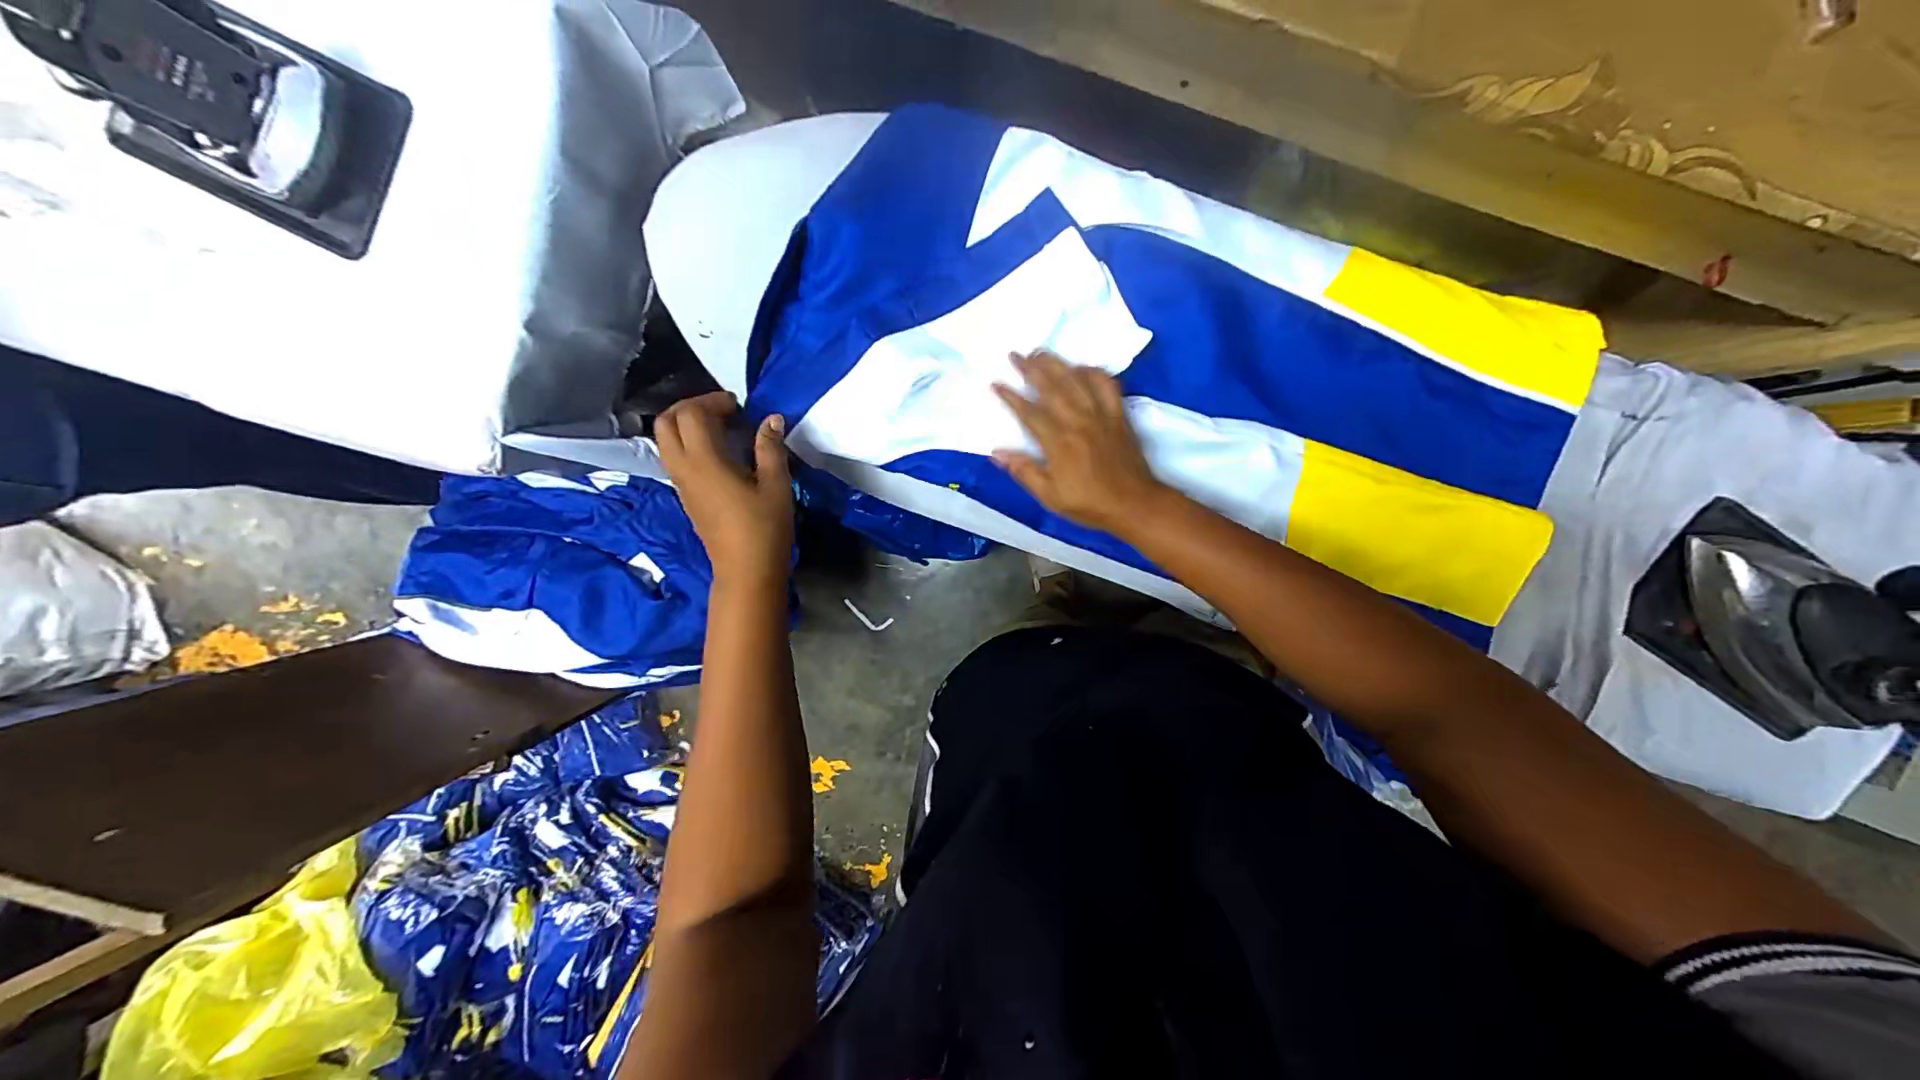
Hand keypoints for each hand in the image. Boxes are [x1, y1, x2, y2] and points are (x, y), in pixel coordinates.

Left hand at [655, 392, 793, 585]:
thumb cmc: (765, 528)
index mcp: (705, 462)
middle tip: (722, 412)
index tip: (739, 408)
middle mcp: (684, 469)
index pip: (691, 414)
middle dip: (690, 407)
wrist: (746, 571)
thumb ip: (770, 448)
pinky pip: (675, 458)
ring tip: (721, 431)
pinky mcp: (685, 497)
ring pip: (666, 441)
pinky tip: (720, 455)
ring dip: (687, 426)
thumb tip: (771, 419)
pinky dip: (690, 445)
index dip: (712, 401)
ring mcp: (681, 484)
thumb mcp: (776, 485)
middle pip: (666, 422)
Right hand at [991, 350, 1170, 532]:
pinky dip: (1094, 372)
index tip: (996, 383)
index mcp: (1058, 442)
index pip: (1029, 412)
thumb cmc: (1090, 503)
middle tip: (1016, 354)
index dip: (1011, 396)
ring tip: (1041, 352)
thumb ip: (1024, 471)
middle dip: (1031, 369)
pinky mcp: (1119, 415)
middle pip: (1051, 387)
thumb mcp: (1051, 496)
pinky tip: (1082, 367)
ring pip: (1076, 380)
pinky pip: (1107, 385)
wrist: (1134, 504)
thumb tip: (997, 453)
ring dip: (1057, 363)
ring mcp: (1101, 415)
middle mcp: (1079, 421)